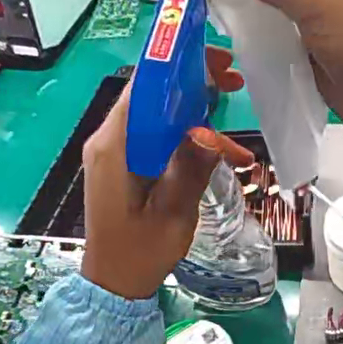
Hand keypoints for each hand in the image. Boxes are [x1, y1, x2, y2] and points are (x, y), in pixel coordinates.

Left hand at [80, 46, 252, 300]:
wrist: (114, 285)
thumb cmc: (139, 255)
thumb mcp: (171, 216)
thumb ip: (188, 171)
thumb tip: (207, 132)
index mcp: (114, 148)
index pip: (143, 87)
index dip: (177, 65)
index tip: (214, 58)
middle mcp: (109, 142)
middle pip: (150, 94)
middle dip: (191, 82)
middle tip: (233, 79)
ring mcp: (115, 153)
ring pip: (155, 113)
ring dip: (190, 106)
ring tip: (229, 102)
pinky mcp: (124, 165)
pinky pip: (154, 135)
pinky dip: (182, 131)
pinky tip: (210, 138)